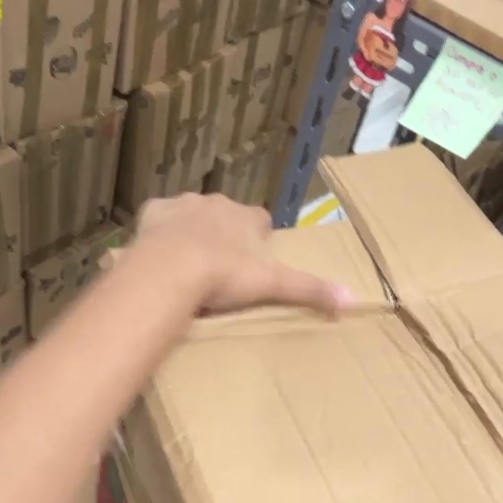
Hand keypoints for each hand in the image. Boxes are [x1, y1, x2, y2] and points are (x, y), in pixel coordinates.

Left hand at [128, 193, 351, 318]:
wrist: (169, 269)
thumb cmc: (224, 276)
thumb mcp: (270, 285)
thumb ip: (308, 289)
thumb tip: (351, 300)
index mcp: (245, 216)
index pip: (260, 221)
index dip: (258, 240)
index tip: (252, 264)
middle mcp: (215, 202)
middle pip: (225, 216)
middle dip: (223, 235)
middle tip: (217, 269)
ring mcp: (181, 205)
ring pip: (190, 214)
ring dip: (190, 233)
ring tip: (186, 266)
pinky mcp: (151, 213)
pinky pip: (158, 219)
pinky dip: (159, 234)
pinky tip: (157, 256)